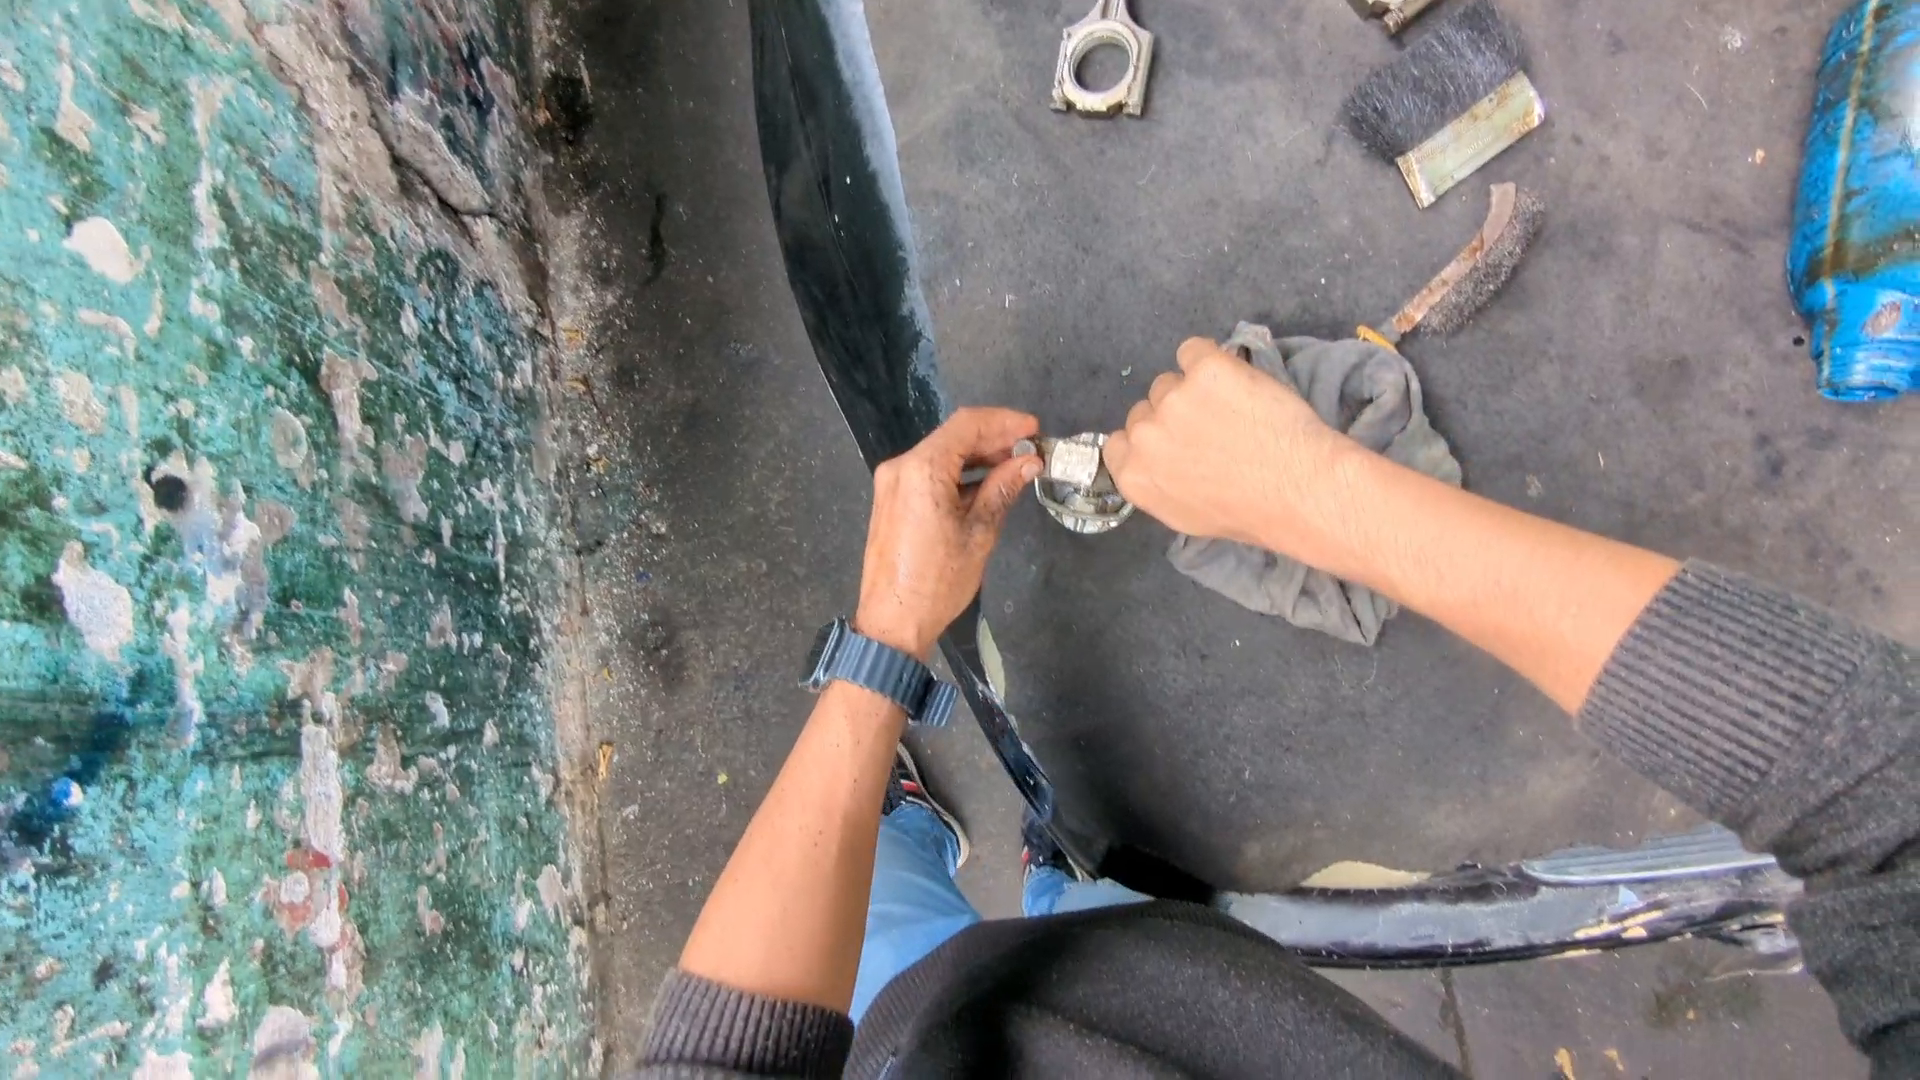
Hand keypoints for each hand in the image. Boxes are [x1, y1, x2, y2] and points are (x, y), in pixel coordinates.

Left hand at [855, 408, 1041, 658]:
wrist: (892, 622)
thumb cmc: (939, 581)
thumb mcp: (979, 533)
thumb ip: (1002, 489)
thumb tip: (1030, 462)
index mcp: (921, 469)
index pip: (966, 426)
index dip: (1004, 422)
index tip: (1034, 429)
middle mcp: (901, 467)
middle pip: (952, 437)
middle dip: (993, 438)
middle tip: (1029, 450)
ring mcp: (891, 482)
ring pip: (940, 454)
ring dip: (976, 456)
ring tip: (1014, 465)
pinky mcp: (891, 499)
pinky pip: (928, 473)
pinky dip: (957, 473)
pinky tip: (985, 483)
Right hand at [1105, 337, 1354, 556]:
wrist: (1296, 489)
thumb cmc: (1247, 513)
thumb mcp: (1185, 516)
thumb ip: (1158, 483)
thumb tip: (1159, 463)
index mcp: (1134, 476)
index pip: (1117, 443)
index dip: (1146, 440)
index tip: (1173, 444)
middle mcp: (1143, 437)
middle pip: (1144, 411)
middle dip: (1169, 417)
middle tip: (1210, 431)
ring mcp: (1172, 399)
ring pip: (1170, 382)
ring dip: (1192, 390)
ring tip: (1231, 408)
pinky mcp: (1205, 370)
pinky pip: (1194, 350)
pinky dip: (1208, 358)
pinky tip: (1232, 378)